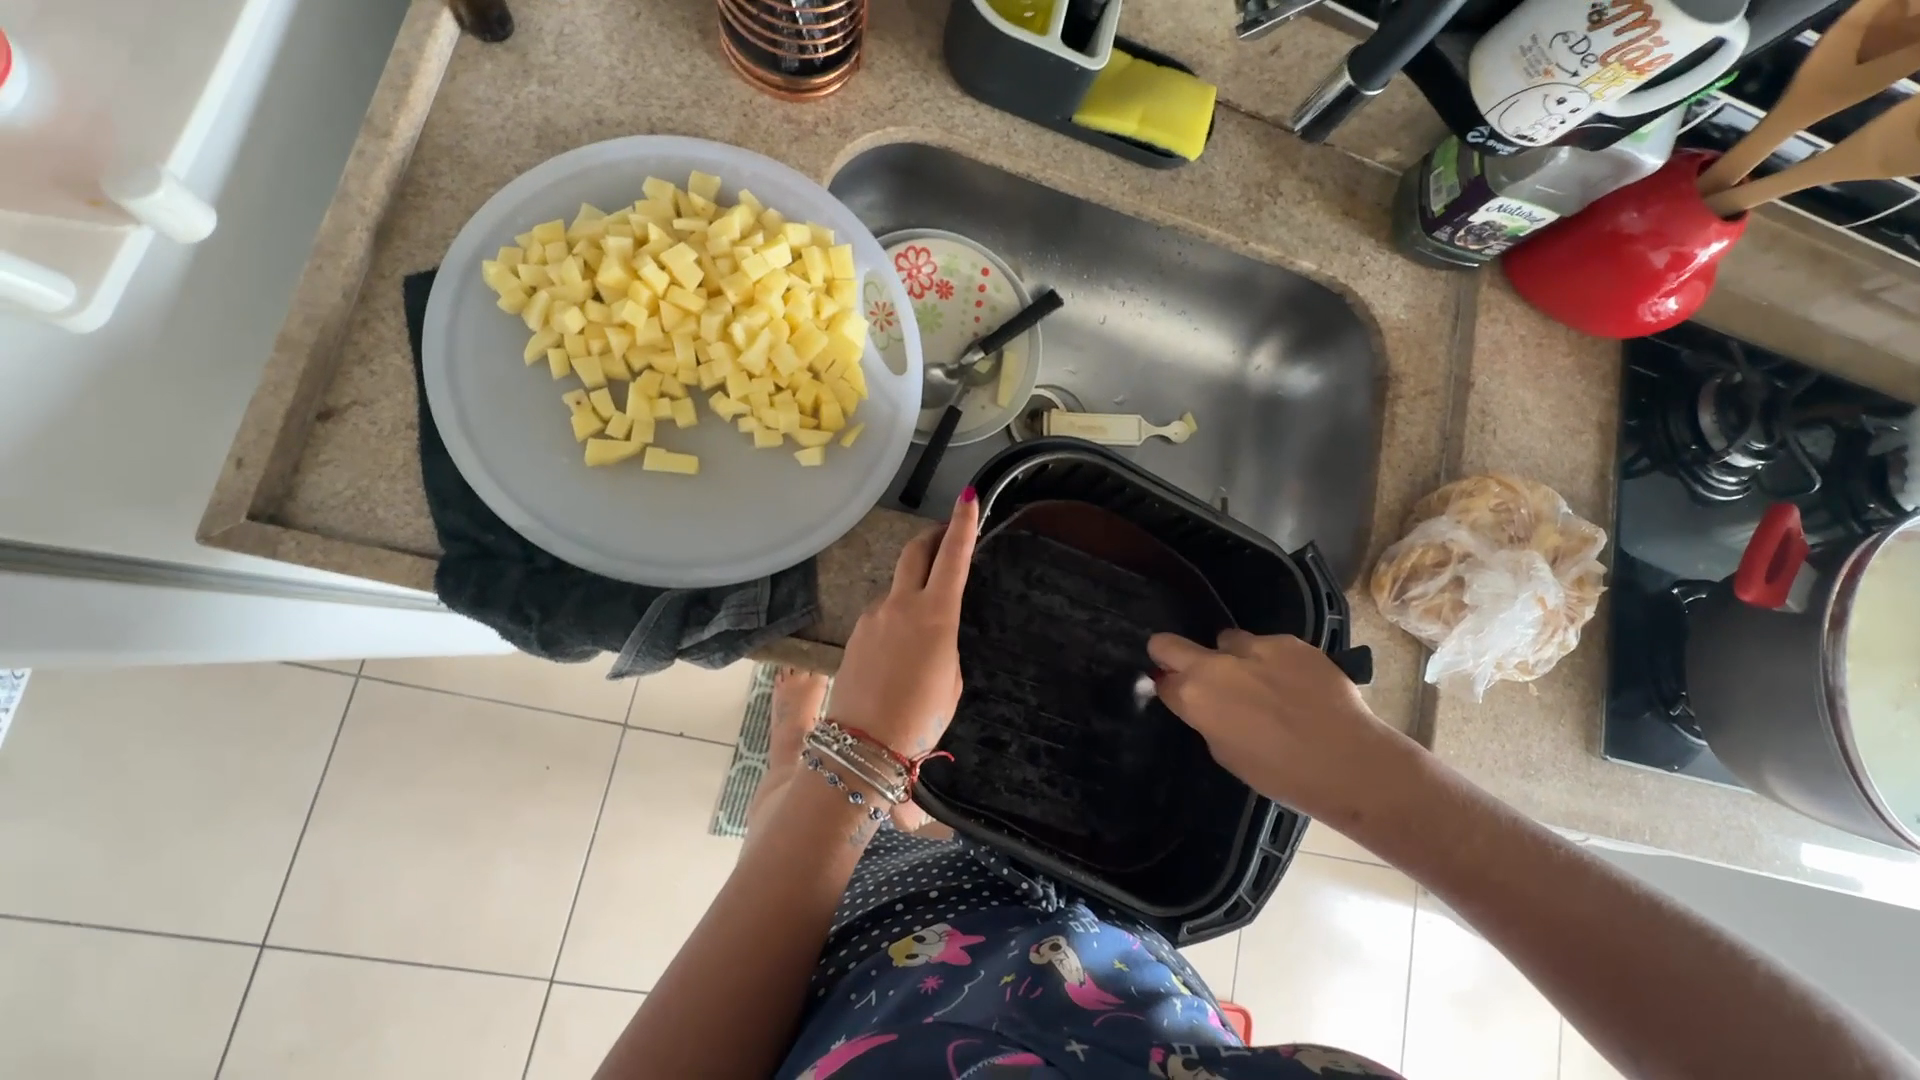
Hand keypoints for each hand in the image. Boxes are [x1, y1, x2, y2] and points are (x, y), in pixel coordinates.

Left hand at [829, 487, 979, 758]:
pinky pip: (881, 615)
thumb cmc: (920, 718)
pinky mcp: (854, 635)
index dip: (964, 524)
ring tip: (924, 625)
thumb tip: (932, 634)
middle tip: (946, 535)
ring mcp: (872, 617)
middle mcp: (900, 605)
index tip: (969, 497)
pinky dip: (895, 618)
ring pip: (897, 587)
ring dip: (912, 588)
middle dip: (932, 538)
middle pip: (915, 552)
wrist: (863, 745)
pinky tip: (900, 650)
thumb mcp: (951, 680)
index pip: (953, 556)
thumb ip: (944, 644)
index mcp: (935, 614)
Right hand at [1147, 630, 1416, 820]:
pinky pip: (1269, 645)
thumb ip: (1207, 720)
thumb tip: (1205, 704)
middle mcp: (1215, 664)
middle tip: (1194, 672)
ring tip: (1264, 682)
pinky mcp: (1289, 641)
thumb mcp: (1226, 754)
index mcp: (1194, 697)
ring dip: (1235, 657)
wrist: (1347, 761)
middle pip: (1169, 643)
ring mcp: (1254, 647)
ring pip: (1228, 641)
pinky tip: (1296, 683)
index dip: (1170, 688)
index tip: (1180, 695)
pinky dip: (1274, 661)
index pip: (1162, 681)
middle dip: (1173, 655)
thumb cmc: (1280, 774)